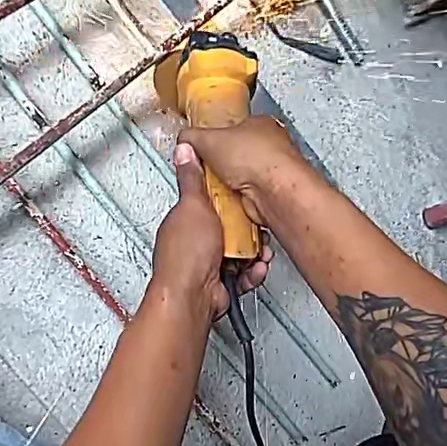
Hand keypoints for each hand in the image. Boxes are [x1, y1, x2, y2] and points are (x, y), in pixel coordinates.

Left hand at [152, 142, 272, 321]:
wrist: (192, 294)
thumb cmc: (187, 253)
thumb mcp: (193, 205)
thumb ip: (192, 178)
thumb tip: (184, 151)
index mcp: (186, 219)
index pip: (212, 202)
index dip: (232, 200)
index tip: (248, 199)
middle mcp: (195, 241)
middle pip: (231, 229)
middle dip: (250, 231)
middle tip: (259, 231)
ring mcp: (208, 263)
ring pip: (240, 253)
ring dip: (255, 254)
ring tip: (261, 253)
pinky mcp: (220, 283)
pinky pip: (243, 274)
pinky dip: (252, 273)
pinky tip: (255, 269)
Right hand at [176, 116, 305, 222]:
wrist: (274, 193)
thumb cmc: (257, 159)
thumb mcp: (210, 139)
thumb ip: (192, 137)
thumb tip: (183, 139)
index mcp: (261, 124)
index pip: (233, 127)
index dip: (215, 137)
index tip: (202, 146)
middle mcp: (269, 148)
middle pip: (235, 156)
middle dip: (218, 165)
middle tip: (207, 169)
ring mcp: (270, 174)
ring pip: (238, 179)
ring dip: (224, 185)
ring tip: (218, 186)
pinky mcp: (268, 196)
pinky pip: (242, 199)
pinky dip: (233, 201)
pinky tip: (228, 200)